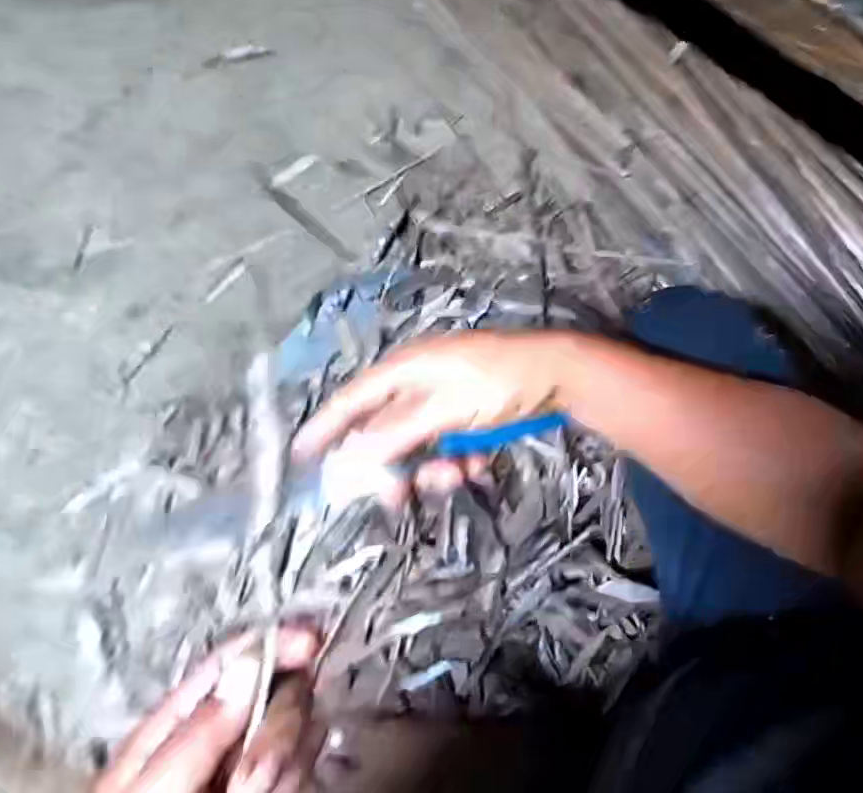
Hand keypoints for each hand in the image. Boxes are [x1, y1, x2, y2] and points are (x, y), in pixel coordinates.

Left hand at [94, 627, 320, 792]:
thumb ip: (197, 730)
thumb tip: (250, 661)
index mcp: (174, 727)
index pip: (236, 655)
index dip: (279, 639)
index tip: (311, 643)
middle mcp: (217, 735)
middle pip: (281, 687)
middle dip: (280, 729)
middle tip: (255, 777)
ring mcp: (245, 761)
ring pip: (301, 725)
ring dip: (287, 762)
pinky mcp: (273, 782)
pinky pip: (307, 760)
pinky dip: (295, 779)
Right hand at [292, 331, 575, 496]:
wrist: (562, 372)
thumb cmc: (501, 381)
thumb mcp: (446, 408)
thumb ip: (396, 433)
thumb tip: (347, 458)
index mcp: (410, 367)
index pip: (355, 397)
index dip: (327, 426)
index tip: (300, 457)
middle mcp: (425, 378)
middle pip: (387, 428)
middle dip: (391, 464)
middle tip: (396, 496)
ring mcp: (451, 395)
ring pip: (422, 441)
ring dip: (431, 465)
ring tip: (455, 475)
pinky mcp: (475, 410)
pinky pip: (451, 440)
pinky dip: (458, 457)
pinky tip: (475, 465)